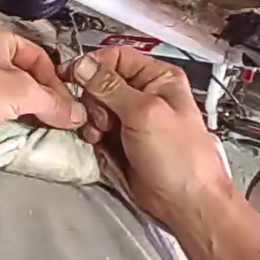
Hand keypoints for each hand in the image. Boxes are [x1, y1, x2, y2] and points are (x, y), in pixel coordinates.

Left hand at [0, 20, 86, 155]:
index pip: (40, 57)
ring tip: (38, 129)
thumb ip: (50, 101)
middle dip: (41, 99)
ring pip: (8, 95)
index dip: (56, 82)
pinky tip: (12, 132)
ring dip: (23, 112)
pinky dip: (3, 120)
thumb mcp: (16, 91)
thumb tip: (74, 113)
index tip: (68, 107)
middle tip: (58, 121)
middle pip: (25, 76)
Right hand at [60, 48, 235, 232]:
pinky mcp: (120, 139)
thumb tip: (84, 65)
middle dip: (93, 98)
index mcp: (158, 78)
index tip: (73, 75)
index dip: (93, 64)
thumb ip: (110, 87)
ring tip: (102, 132)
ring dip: (91, 118)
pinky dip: (92, 134)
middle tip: (101, 115)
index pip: (117, 57)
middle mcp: (144, 94)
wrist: (186, 203)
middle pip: (101, 81)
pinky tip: (99, 142)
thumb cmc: (182, 158)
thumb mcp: (144, 113)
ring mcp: (131, 118)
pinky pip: (95, 127)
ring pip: (95, 105)